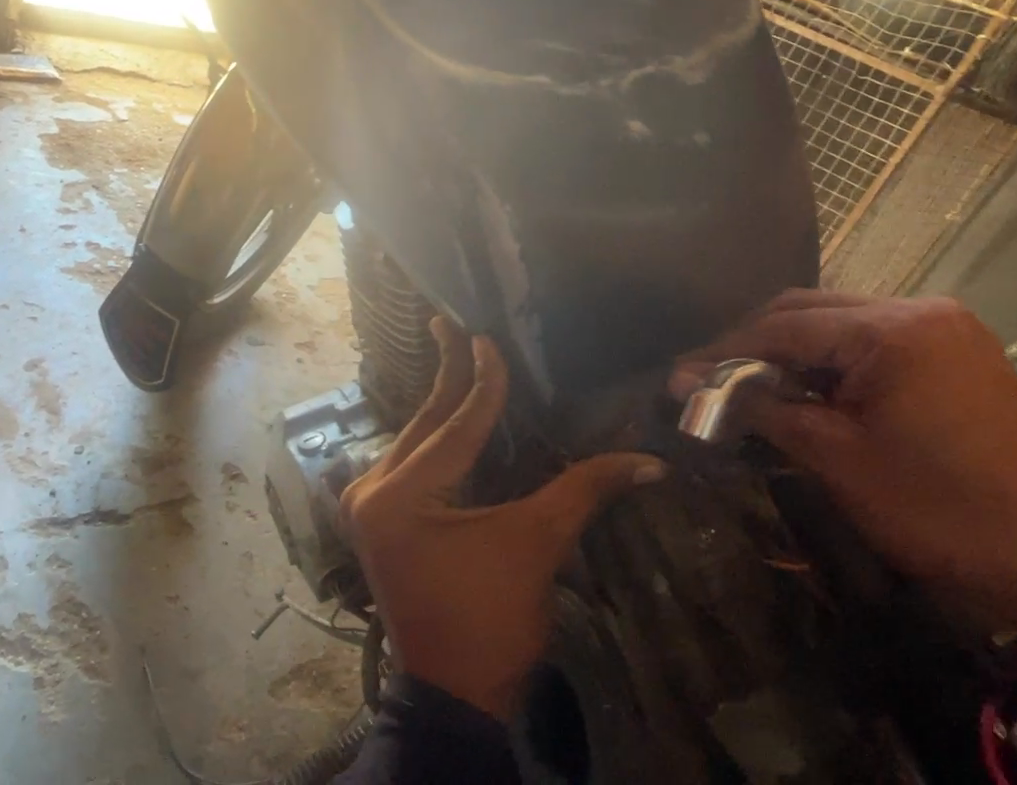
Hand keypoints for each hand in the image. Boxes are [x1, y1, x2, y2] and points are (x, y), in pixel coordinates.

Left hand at [340, 318, 666, 718]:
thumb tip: (648, 459)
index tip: (489, 337)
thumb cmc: (491, 619)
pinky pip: (410, 463)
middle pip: (424, 424)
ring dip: (442, 405)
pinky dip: (436, 438)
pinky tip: (452, 412)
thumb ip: (582, 489)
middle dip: (447, 376)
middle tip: (452, 325)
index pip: (454, 425)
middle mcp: (371, 491)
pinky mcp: (379, 521)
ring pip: (414, 441)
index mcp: (400, 495)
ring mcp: (368, 507)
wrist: (455, 692)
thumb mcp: (535, 544)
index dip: (481, 381)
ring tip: (456, 357)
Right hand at [671, 290, 1016, 657]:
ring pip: (842, 325)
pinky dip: (834, 365)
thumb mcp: (836, 458)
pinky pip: (876, 344)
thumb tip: (694, 385)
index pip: (783, 326)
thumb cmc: (939, 510)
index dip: (723, 353)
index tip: (678, 379)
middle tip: (709, 383)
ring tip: (752, 392)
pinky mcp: (960, 354)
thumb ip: (763, 408)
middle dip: (754, 345)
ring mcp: (947, 329)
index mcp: (894, 329)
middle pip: (810, 311)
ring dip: (793, 354)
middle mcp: (921, 310)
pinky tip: (809, 395)